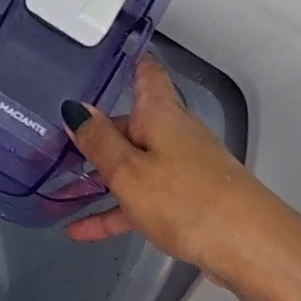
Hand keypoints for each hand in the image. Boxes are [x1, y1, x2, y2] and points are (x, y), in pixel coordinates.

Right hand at [59, 53, 281, 276]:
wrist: (245, 244)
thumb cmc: (185, 199)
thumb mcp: (128, 170)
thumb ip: (99, 141)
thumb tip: (76, 111)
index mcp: (160, 116)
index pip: (146, 76)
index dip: (129, 63)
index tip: (109, 56)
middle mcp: (172, 135)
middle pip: (130, 126)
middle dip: (95, 134)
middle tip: (55, 143)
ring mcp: (180, 169)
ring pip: (131, 167)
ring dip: (97, 179)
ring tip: (59, 192)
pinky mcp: (184, 201)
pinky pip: (140, 200)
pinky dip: (113, 211)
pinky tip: (81, 231)